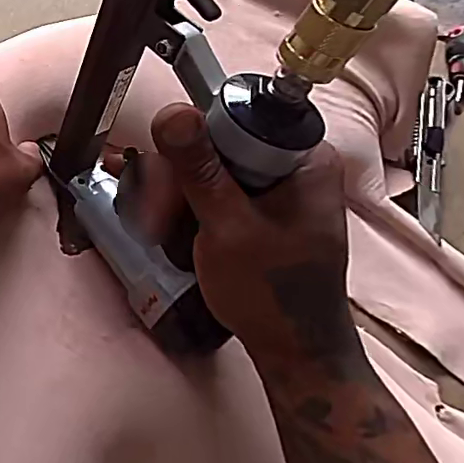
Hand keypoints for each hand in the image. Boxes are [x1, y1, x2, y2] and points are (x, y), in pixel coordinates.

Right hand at [148, 103, 361, 379]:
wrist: (290, 350)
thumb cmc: (271, 295)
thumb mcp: (229, 228)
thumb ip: (199, 170)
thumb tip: (173, 112)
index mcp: (302, 159)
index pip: (235, 119)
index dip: (195, 143)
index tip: (170, 180)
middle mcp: (287, 165)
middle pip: (212, 143)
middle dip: (176, 180)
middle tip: (161, 217)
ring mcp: (269, 187)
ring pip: (202, 167)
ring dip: (173, 198)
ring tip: (165, 232)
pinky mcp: (252, 206)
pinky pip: (207, 189)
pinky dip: (183, 210)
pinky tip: (173, 232)